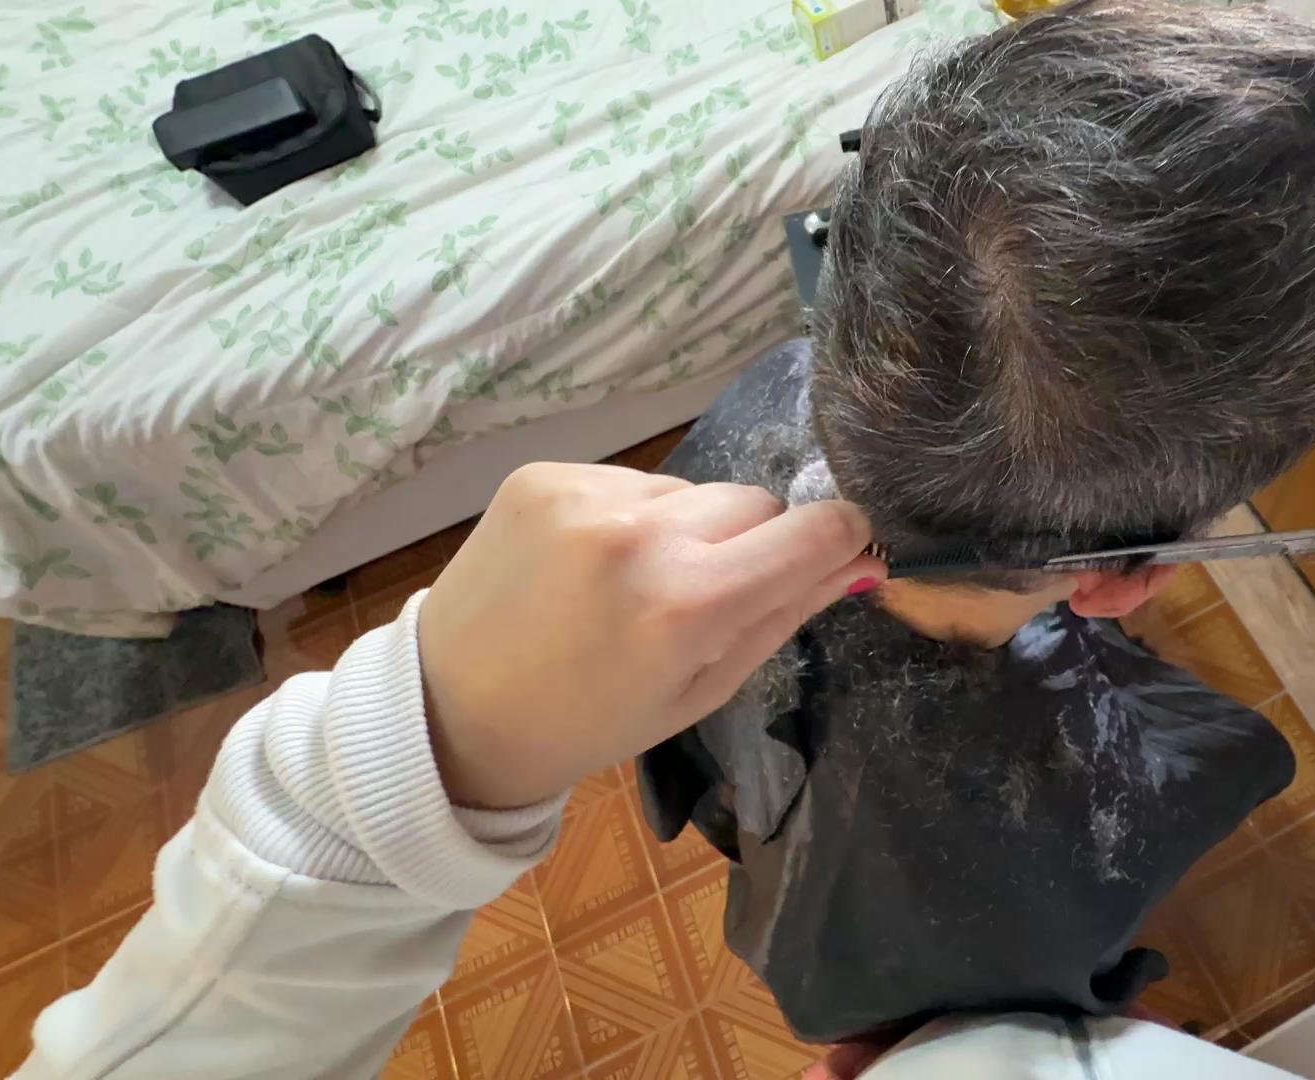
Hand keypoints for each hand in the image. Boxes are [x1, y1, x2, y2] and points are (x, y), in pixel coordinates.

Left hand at [417, 463, 883, 807]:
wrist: (451, 712)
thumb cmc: (596, 721)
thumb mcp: (706, 687)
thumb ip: (789, 614)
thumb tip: (863, 563)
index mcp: (688, 602)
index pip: (814, 530)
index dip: (844, 535)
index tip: (843, 549)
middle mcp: (642, 532)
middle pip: (759, 500)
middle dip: (757, 541)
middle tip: (711, 591)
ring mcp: (586, 494)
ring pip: (699, 490)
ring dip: (695, 528)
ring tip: (642, 580)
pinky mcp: (546, 474)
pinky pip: (640, 483)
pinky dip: (639, 517)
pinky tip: (599, 561)